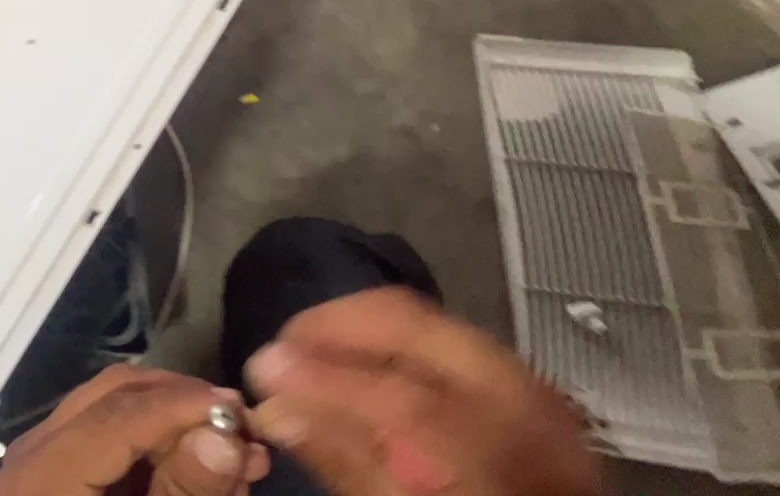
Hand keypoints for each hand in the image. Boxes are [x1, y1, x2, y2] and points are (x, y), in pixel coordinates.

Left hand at [0, 364, 271, 495]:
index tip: (242, 407)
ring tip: (240, 453)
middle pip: (114, 396)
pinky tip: (207, 468)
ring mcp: (41, 458)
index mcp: (44, 474)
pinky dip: (159, 446)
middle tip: (245, 427)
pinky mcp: (57, 473)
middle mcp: (34, 452)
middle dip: (182, 404)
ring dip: (177, 422)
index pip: (119, 413)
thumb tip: (223, 433)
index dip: (181, 404)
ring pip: (114, 409)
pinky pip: (110, 438)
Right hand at [242, 287, 600, 495]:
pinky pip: (427, 328)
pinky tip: (347, 356)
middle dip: (329, 325)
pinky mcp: (508, 371)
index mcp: (496, 448)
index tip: (260, 369)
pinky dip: (377, 333)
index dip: (322, 378)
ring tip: (303, 348)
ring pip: (414, 314)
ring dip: (348, 324)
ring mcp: (518, 375)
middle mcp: (517, 393)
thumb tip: (275, 411)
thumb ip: (348, 464)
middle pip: (405, 322)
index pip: (399, 398)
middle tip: (279, 345)